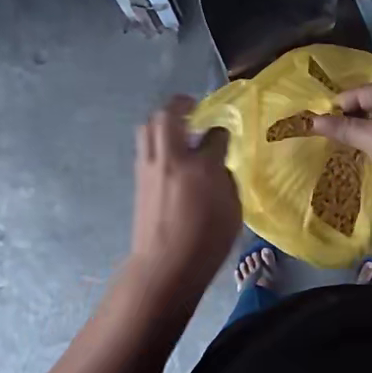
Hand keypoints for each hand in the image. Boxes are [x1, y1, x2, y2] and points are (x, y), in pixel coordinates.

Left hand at [127, 96, 239, 282]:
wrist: (164, 268)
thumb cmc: (206, 242)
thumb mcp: (233, 209)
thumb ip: (226, 179)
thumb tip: (218, 165)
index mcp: (201, 167)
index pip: (214, 133)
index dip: (222, 129)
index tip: (226, 133)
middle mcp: (171, 160)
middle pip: (167, 116)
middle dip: (181, 105)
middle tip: (194, 107)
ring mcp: (150, 169)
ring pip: (148, 127)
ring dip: (163, 120)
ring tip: (179, 127)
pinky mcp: (138, 181)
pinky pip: (145, 147)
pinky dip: (157, 141)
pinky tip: (170, 155)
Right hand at [311, 83, 371, 214]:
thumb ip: (344, 128)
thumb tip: (311, 120)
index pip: (362, 92)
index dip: (338, 106)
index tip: (314, 122)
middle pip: (370, 106)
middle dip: (348, 120)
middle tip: (322, 136)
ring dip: (359, 134)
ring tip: (335, 146)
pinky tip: (356, 155)